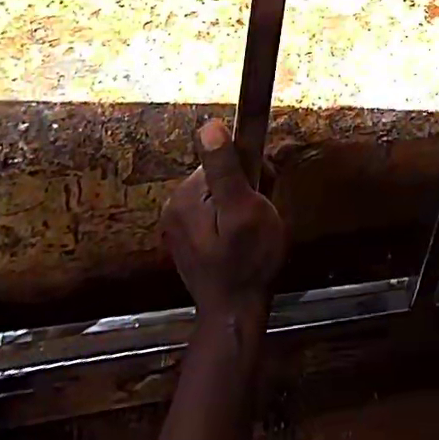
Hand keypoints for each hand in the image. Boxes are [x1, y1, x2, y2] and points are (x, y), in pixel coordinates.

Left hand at [163, 119, 287, 318]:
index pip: (225, 158)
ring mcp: (180, 222)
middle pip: (223, 173)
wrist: (235, 313)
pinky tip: (243, 237)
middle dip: (249, 186)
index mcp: (185, 196)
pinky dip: (236, 216)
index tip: (263, 193)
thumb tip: (209, 126)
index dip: (253, 171)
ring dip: (245, 202)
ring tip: (254, 229)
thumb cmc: (248, 262)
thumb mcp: (243, 211)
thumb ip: (226, 169)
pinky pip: (218, 209)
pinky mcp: (190, 235)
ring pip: (223, 191)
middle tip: (261, 216)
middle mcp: (175, 205)